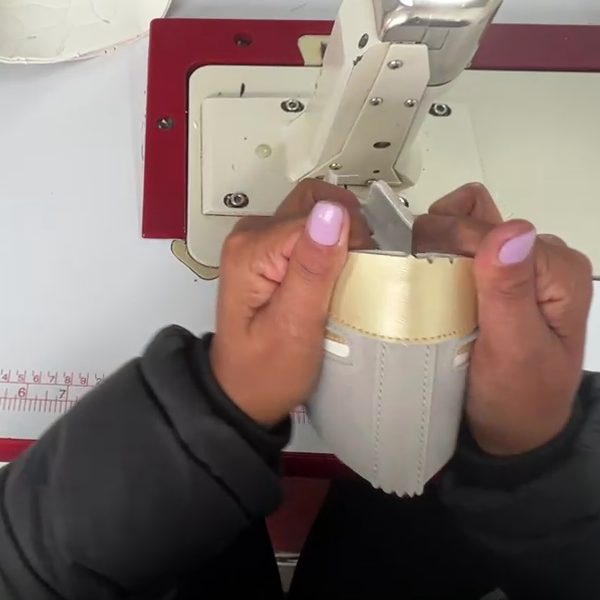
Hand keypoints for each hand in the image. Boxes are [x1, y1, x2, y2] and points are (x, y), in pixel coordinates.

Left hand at [210, 181, 358, 424]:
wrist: (243, 394)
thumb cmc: (264, 371)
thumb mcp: (294, 326)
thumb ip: (313, 268)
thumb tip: (331, 213)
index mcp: (251, 249)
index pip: (318, 216)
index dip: (349, 241)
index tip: (357, 277)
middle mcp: (250, 236)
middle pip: (315, 204)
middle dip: (347, 232)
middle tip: (354, 279)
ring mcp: (259, 242)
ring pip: (316, 215)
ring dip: (340, 240)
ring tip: (344, 283)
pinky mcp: (270, 253)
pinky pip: (310, 233)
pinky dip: (331, 250)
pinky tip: (334, 282)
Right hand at [411, 184, 592, 454]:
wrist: (517, 433)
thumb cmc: (518, 397)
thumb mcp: (515, 349)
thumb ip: (510, 290)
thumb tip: (512, 229)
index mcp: (559, 268)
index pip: (486, 230)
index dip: (441, 241)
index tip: (403, 268)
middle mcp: (542, 256)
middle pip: (475, 216)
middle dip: (432, 237)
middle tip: (401, 278)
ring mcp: (520, 263)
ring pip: (464, 222)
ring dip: (431, 241)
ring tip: (409, 276)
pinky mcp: (499, 273)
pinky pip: (461, 242)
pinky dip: (434, 250)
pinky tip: (419, 279)